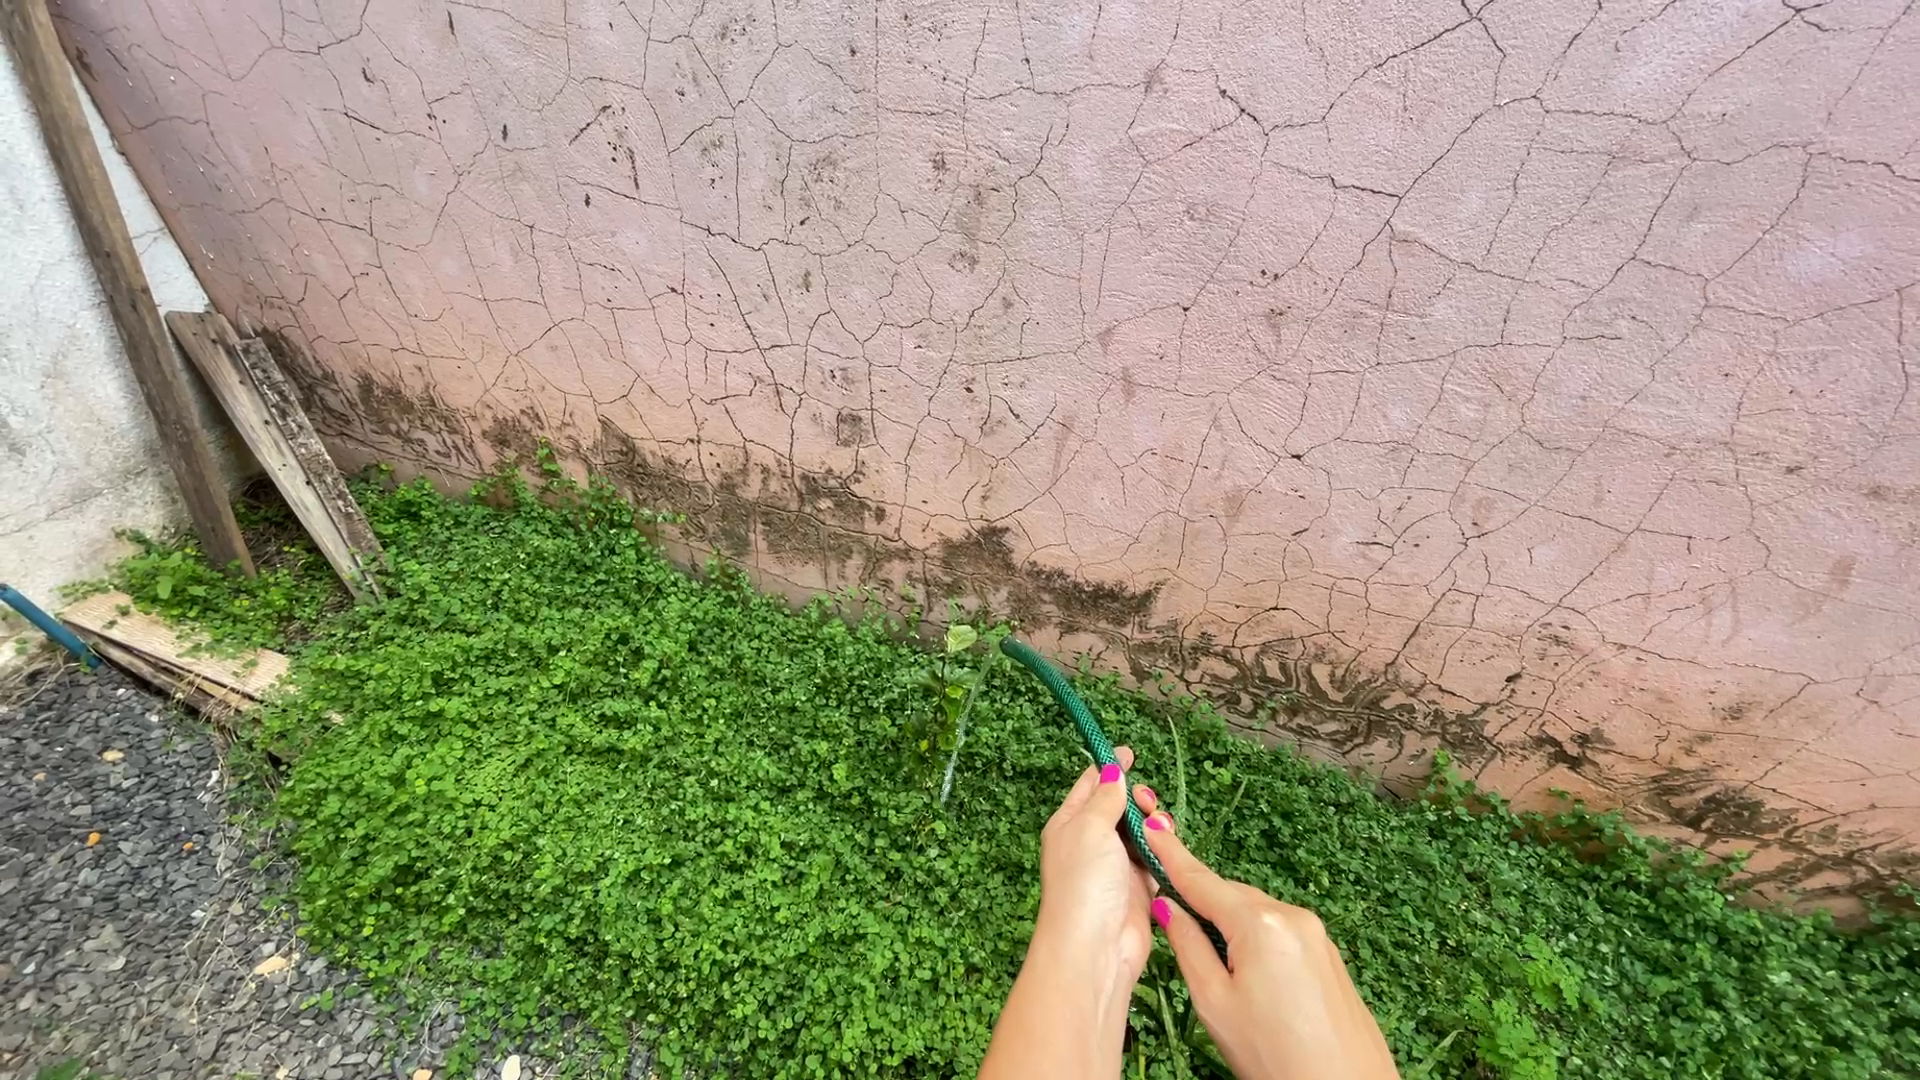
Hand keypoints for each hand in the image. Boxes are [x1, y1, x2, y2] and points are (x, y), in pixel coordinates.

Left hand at [978, 747, 1154, 1079]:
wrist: (1096, 946)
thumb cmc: (1084, 880)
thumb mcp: (1090, 826)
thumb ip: (1106, 797)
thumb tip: (1111, 771)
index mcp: (1069, 822)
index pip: (1090, 785)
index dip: (1109, 767)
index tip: (1130, 752)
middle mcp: (1091, 841)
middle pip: (1119, 807)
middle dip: (1136, 798)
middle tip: (1146, 802)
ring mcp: (1115, 866)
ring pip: (1141, 832)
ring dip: (1153, 823)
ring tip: (1160, 826)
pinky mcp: (1140, 888)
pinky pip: (1156, 859)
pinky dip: (1164, 850)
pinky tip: (1171, 846)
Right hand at [1134, 790, 1399, 1079]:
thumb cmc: (1275, 1059)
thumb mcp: (1215, 1004)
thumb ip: (1187, 945)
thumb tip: (1167, 906)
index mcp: (1259, 923)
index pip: (1201, 880)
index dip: (1170, 852)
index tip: (1149, 822)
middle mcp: (1291, 915)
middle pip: (1229, 895)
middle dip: (1202, 900)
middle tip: (1173, 916)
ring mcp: (1316, 933)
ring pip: (1255, 912)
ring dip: (1230, 923)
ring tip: (1218, 967)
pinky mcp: (1330, 955)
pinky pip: (1279, 930)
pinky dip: (1255, 938)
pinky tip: (1251, 975)